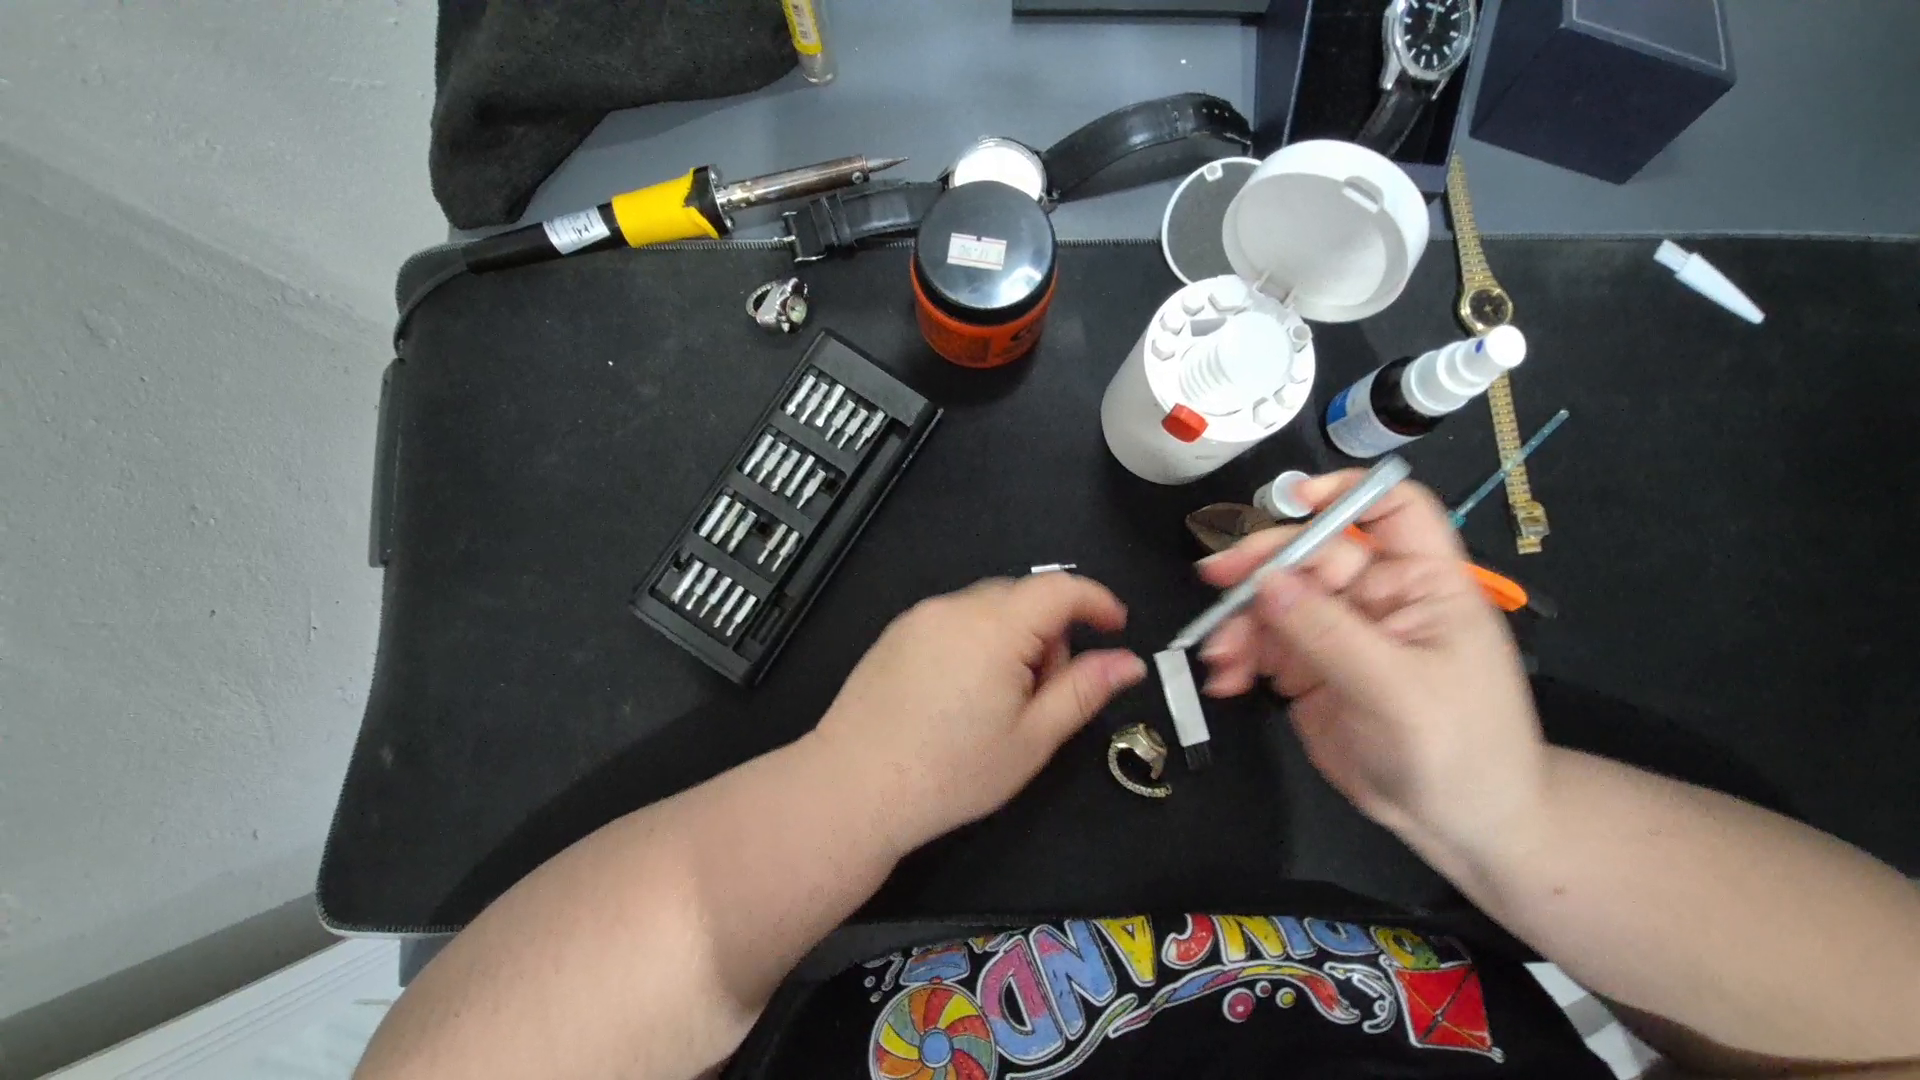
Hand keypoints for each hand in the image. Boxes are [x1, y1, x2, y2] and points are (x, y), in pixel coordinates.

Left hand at [813, 575, 1147, 852]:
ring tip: (998, 701)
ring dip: (1012, 637)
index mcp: (995, 628)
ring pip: (988, 608)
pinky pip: (954, 620)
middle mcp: (955, 607)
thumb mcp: (1032, 739)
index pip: (1060, 588)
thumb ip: (1083, 690)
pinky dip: (976, 641)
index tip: (1116, 627)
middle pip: (1023, 596)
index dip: (1097, 600)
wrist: (854, 787)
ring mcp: (920, 617)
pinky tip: (960, 695)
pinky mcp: (896, 632)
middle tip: (1044, 692)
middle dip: (1049, 632)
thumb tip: (1129, 661)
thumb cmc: (952, 772)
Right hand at [1194, 473, 1546, 859]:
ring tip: (1220, 658)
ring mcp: (1336, 632)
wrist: (1459, 825)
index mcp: (1420, 582)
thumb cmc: (1459, 749)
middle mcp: (1374, 596)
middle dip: (1261, 565)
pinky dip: (1236, 657)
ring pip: (1273, 600)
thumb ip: (1328, 632)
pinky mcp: (1306, 668)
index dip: (1345, 493)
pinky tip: (1226, 681)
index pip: (1389, 510)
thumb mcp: (1397, 690)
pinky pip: (1260, 645)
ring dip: (1239, 622)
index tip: (1291, 502)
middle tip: (1215, 579)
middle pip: (1309, 553)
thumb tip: (1266, 580)